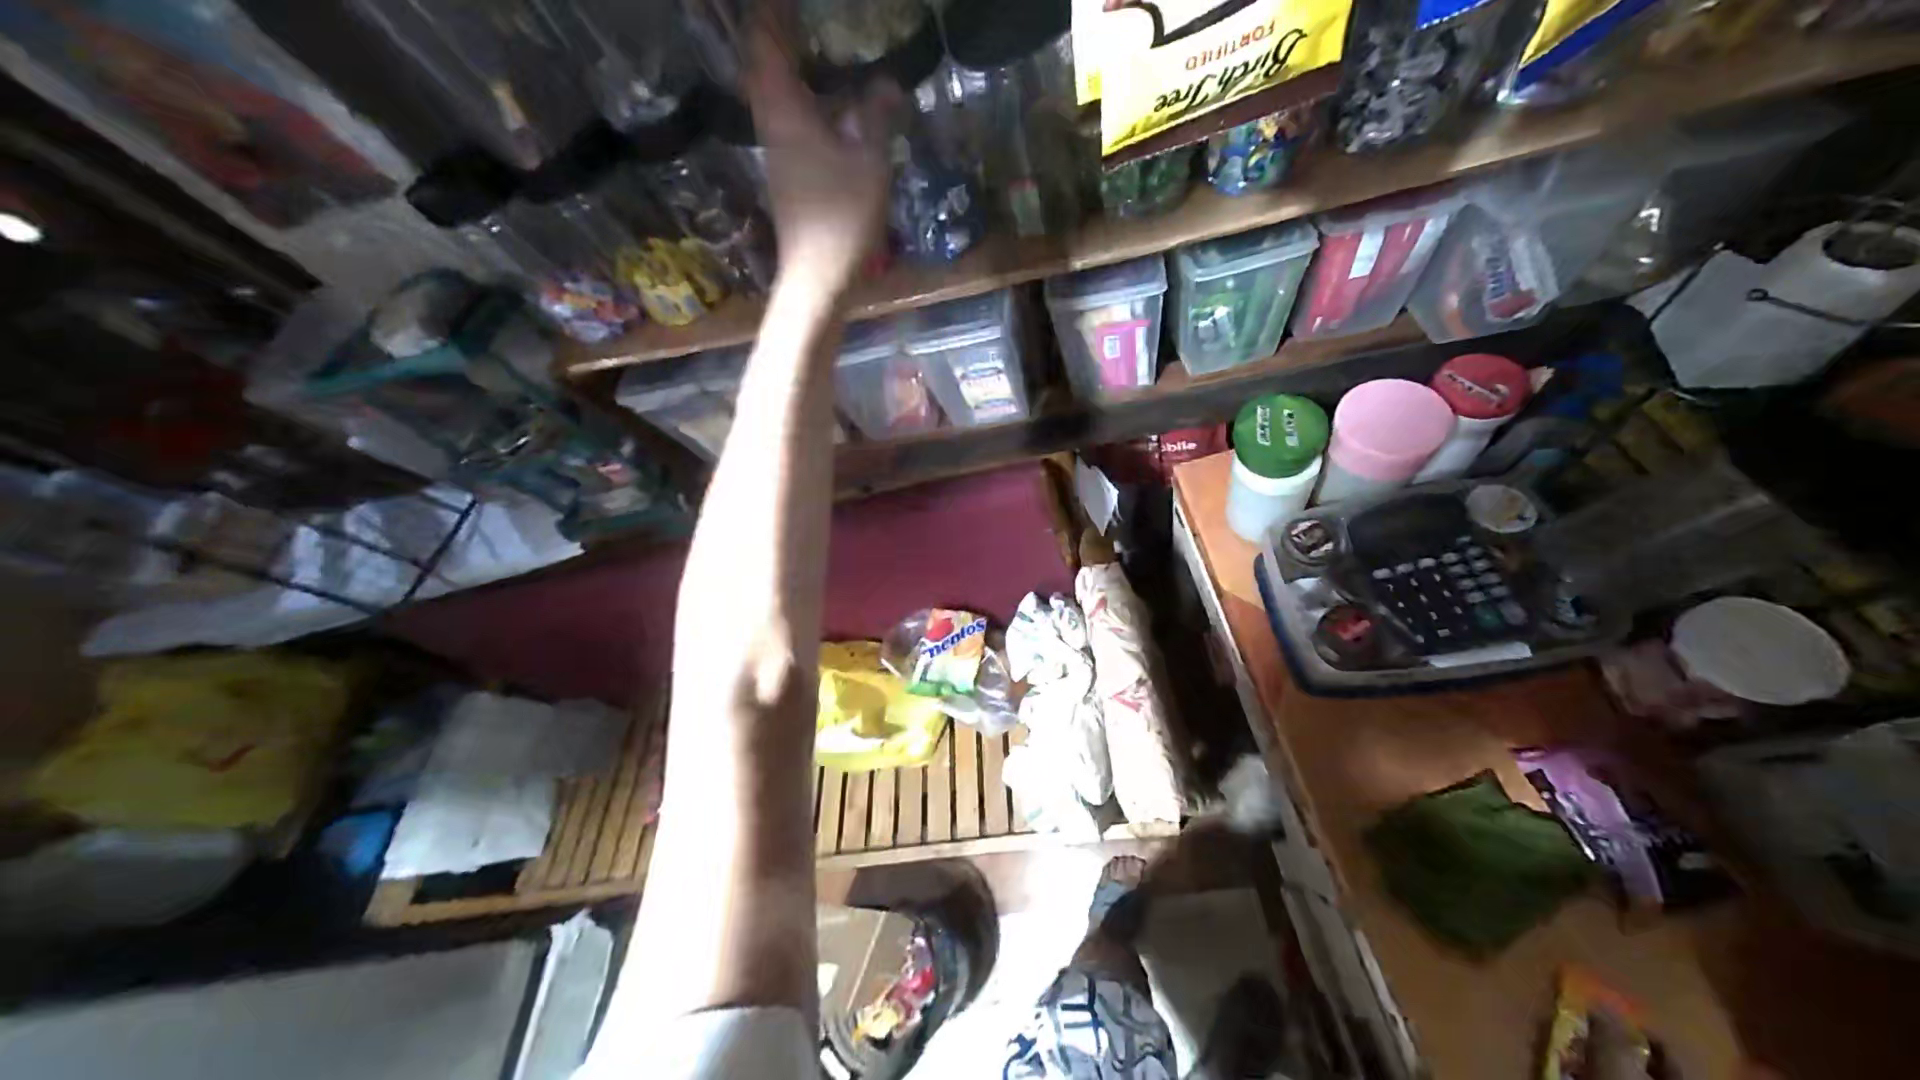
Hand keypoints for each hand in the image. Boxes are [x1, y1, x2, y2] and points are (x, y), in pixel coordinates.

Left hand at [741, 25, 898, 294]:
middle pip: (763, 66)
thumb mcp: (870, 163)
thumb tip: (888, 83)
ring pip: (774, 95)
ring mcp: (777, 153)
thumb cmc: (842, 218)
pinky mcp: (787, 175)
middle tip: (801, 20)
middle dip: (777, 36)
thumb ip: (878, 117)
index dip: (772, 14)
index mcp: (785, 111)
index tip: (787, 1)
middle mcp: (772, 124)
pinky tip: (828, 105)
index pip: (766, 42)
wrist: (817, 277)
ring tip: (816, 50)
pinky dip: (801, 100)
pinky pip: (787, 121)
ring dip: (789, 68)